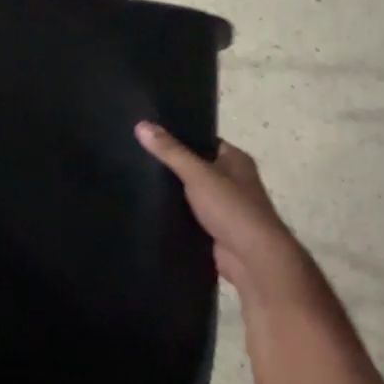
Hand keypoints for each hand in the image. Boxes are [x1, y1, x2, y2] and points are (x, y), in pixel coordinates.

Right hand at [135, 122, 318, 306]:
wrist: (253, 259)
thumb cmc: (232, 209)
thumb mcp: (198, 174)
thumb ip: (170, 151)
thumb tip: (141, 124)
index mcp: (234, 160)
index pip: (201, 140)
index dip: (175, 135)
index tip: (144, 131)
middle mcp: (231, 179)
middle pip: (192, 164)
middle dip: (167, 162)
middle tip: (131, 153)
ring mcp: (221, 205)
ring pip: (187, 190)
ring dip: (167, 188)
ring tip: (130, 176)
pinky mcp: (211, 226)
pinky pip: (185, 212)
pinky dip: (170, 210)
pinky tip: (144, 204)